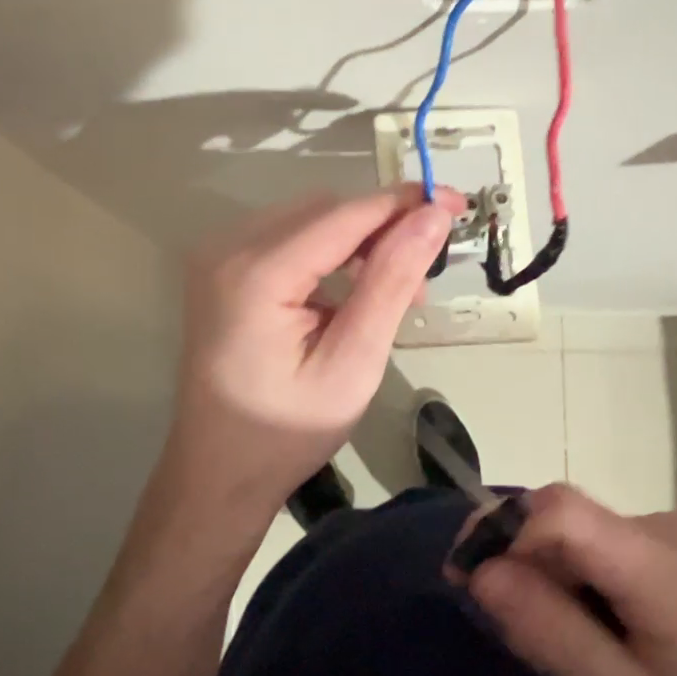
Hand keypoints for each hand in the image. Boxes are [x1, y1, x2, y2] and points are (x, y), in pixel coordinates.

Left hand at [166, 185, 463, 513]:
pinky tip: (353, 292)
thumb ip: (390, 283)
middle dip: (382, 227)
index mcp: (256, 272)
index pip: (344, 213)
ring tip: (398, 289)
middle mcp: (228, 248)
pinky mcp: (221, 272)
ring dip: (357, 242)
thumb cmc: (287, 432)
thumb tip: (433, 216)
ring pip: (307, 221)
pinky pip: (285, 241)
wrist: (217, 472)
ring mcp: (218, 257)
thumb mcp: (351, 363)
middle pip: (323, 210)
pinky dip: (327, 255)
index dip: (404, 203)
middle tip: (429, 270)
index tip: (459, 203)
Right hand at [464, 486, 676, 675]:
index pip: (563, 511)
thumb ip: (555, 637)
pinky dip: (581, 576)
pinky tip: (598, 630)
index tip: (465, 579)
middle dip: (524, 563)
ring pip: (583, 531)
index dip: (502, 531)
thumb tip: (481, 571)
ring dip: (553, 574)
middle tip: (510, 631)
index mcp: (670, 570)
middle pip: (569, 520)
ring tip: (563, 643)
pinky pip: (607, 542)